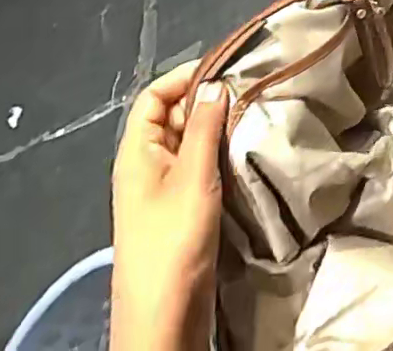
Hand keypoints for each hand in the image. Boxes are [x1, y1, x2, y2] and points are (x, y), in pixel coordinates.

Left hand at [110, 63, 231, 350]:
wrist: (163, 322)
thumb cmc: (172, 243)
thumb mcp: (192, 178)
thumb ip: (204, 126)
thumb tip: (215, 82)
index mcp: (137, 150)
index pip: (154, 95)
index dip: (184, 77)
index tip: (225, 69)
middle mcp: (148, 163)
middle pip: (174, 114)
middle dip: (208, 100)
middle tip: (250, 92)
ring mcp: (164, 187)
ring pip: (191, 140)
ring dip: (218, 128)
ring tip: (255, 115)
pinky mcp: (182, 208)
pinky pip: (200, 166)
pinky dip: (220, 153)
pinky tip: (247, 150)